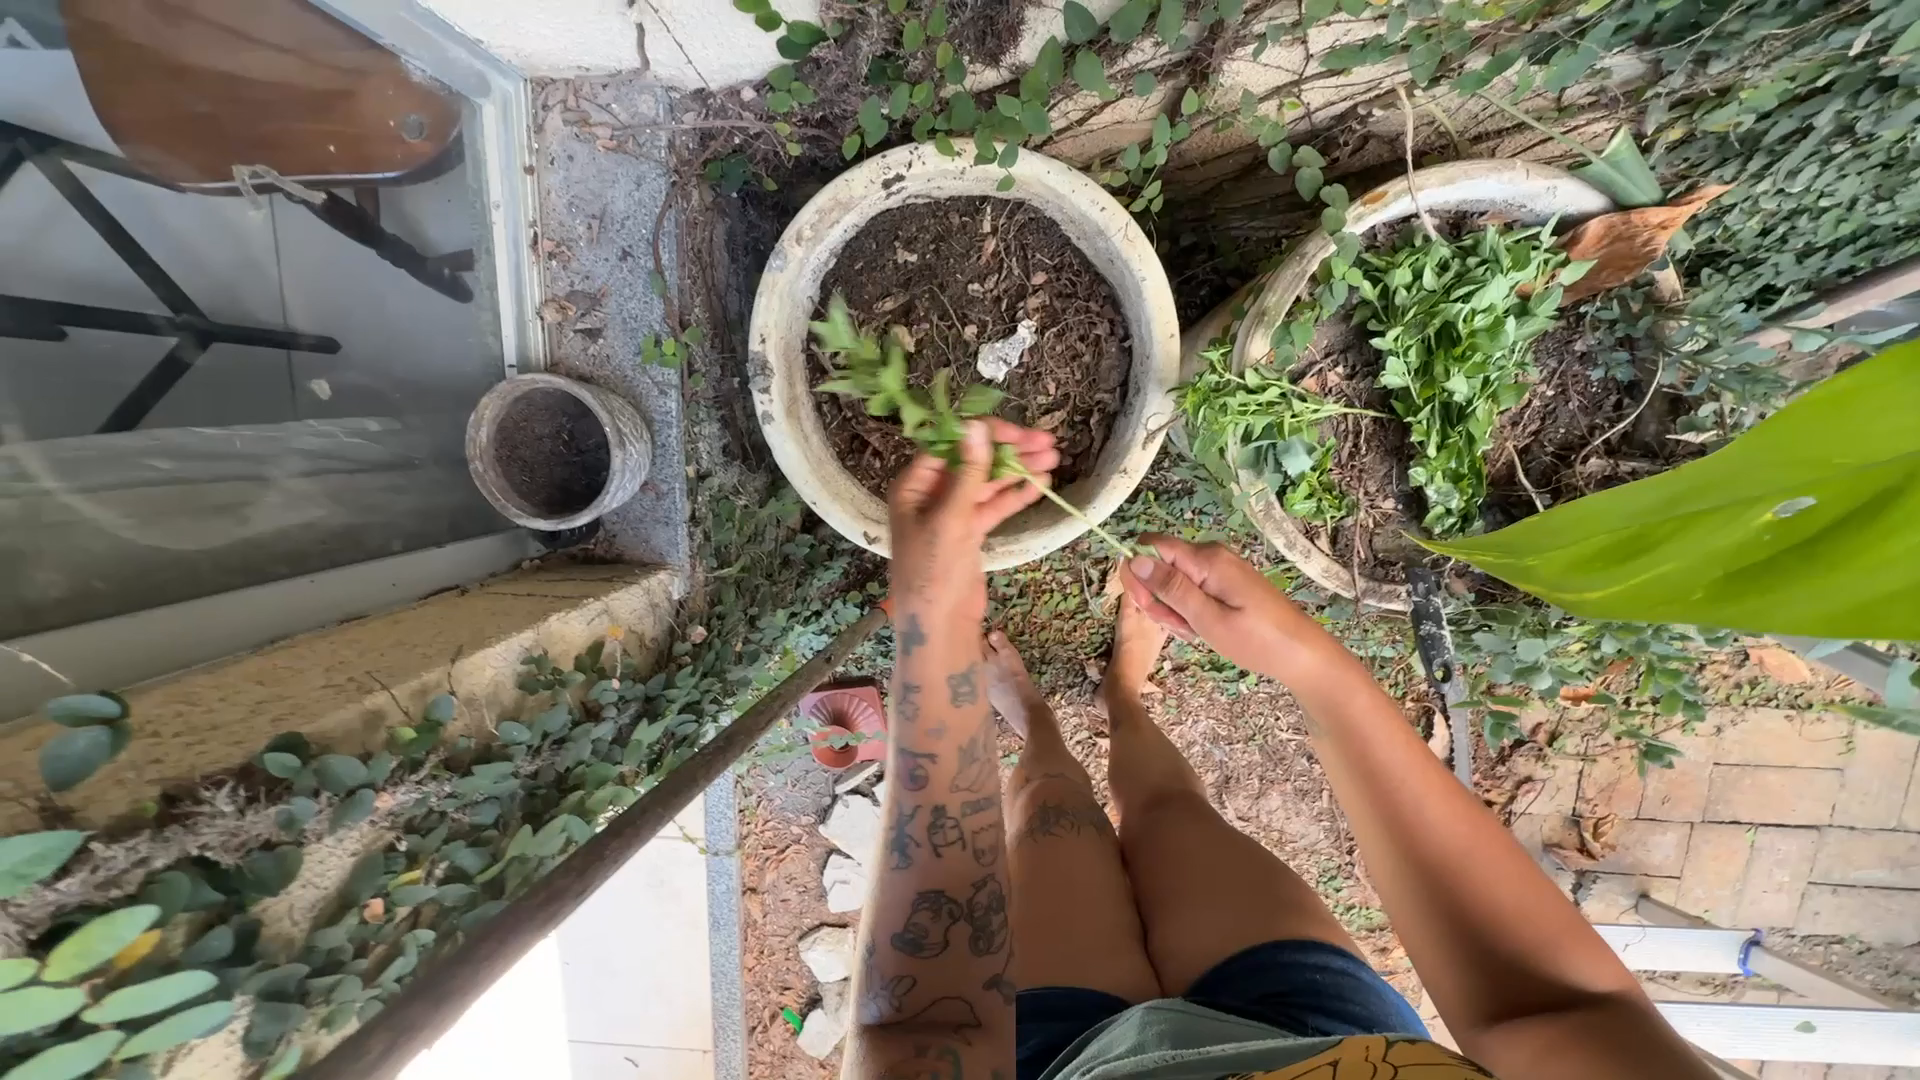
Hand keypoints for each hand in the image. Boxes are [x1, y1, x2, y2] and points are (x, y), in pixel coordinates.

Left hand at [889, 418, 1058, 626]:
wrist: (940, 625)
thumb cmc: (934, 570)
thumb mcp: (951, 518)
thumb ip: (968, 473)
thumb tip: (977, 428)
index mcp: (914, 485)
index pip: (951, 445)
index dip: (985, 435)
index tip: (1019, 432)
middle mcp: (931, 494)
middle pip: (973, 461)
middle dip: (1009, 451)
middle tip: (1048, 443)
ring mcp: (952, 514)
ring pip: (988, 483)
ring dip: (1018, 471)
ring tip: (1054, 460)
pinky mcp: (970, 532)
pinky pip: (994, 506)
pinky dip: (1015, 496)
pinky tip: (1040, 485)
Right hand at [1120, 534, 1340, 683]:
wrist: (1301, 654)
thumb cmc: (1256, 641)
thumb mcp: (1208, 619)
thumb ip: (1171, 588)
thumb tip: (1135, 559)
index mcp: (1206, 559)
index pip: (1151, 546)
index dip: (1137, 572)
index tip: (1142, 604)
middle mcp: (1211, 555)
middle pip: (1160, 565)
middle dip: (1157, 597)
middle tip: (1177, 628)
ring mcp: (1219, 568)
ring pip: (1173, 581)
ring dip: (1173, 608)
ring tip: (1194, 633)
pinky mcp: (1224, 581)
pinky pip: (1191, 589)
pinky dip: (1188, 610)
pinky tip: (1201, 629)